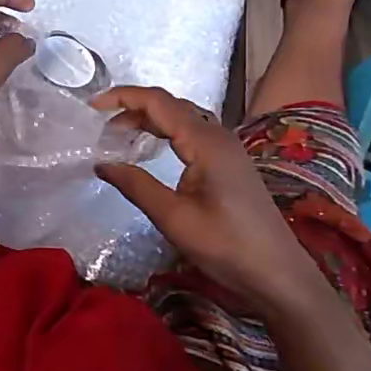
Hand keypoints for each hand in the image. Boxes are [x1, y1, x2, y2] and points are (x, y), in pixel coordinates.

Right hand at [92, 86, 319, 300]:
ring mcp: (227, 148)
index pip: (158, 102)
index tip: (92, 106)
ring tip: (119, 134)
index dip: (124, 97)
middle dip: (133, 108)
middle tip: (101, 126)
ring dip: (149, 119)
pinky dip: (166, 132)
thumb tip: (101, 163)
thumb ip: (135, 185)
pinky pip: (192, 133)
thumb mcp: (173, 217)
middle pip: (170, 105)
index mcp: (205, 141)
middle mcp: (218, 135)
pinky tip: (152, 149)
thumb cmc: (225, 245)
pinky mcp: (229, 163)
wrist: (278, 273)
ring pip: (182, 118)